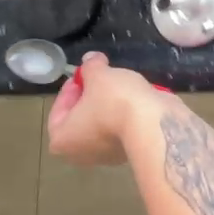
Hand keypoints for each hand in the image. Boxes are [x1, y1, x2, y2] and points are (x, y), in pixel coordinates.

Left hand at [47, 52, 175, 165]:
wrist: (153, 123)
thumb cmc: (116, 102)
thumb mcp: (101, 76)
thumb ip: (91, 66)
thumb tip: (90, 59)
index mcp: (61, 138)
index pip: (60, 108)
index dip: (72, 85)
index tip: (85, 72)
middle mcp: (77, 152)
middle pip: (80, 117)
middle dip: (91, 97)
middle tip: (104, 79)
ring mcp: (104, 155)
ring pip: (101, 124)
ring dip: (109, 106)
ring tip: (122, 87)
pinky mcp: (127, 151)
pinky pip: (120, 128)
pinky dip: (124, 115)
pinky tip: (135, 100)